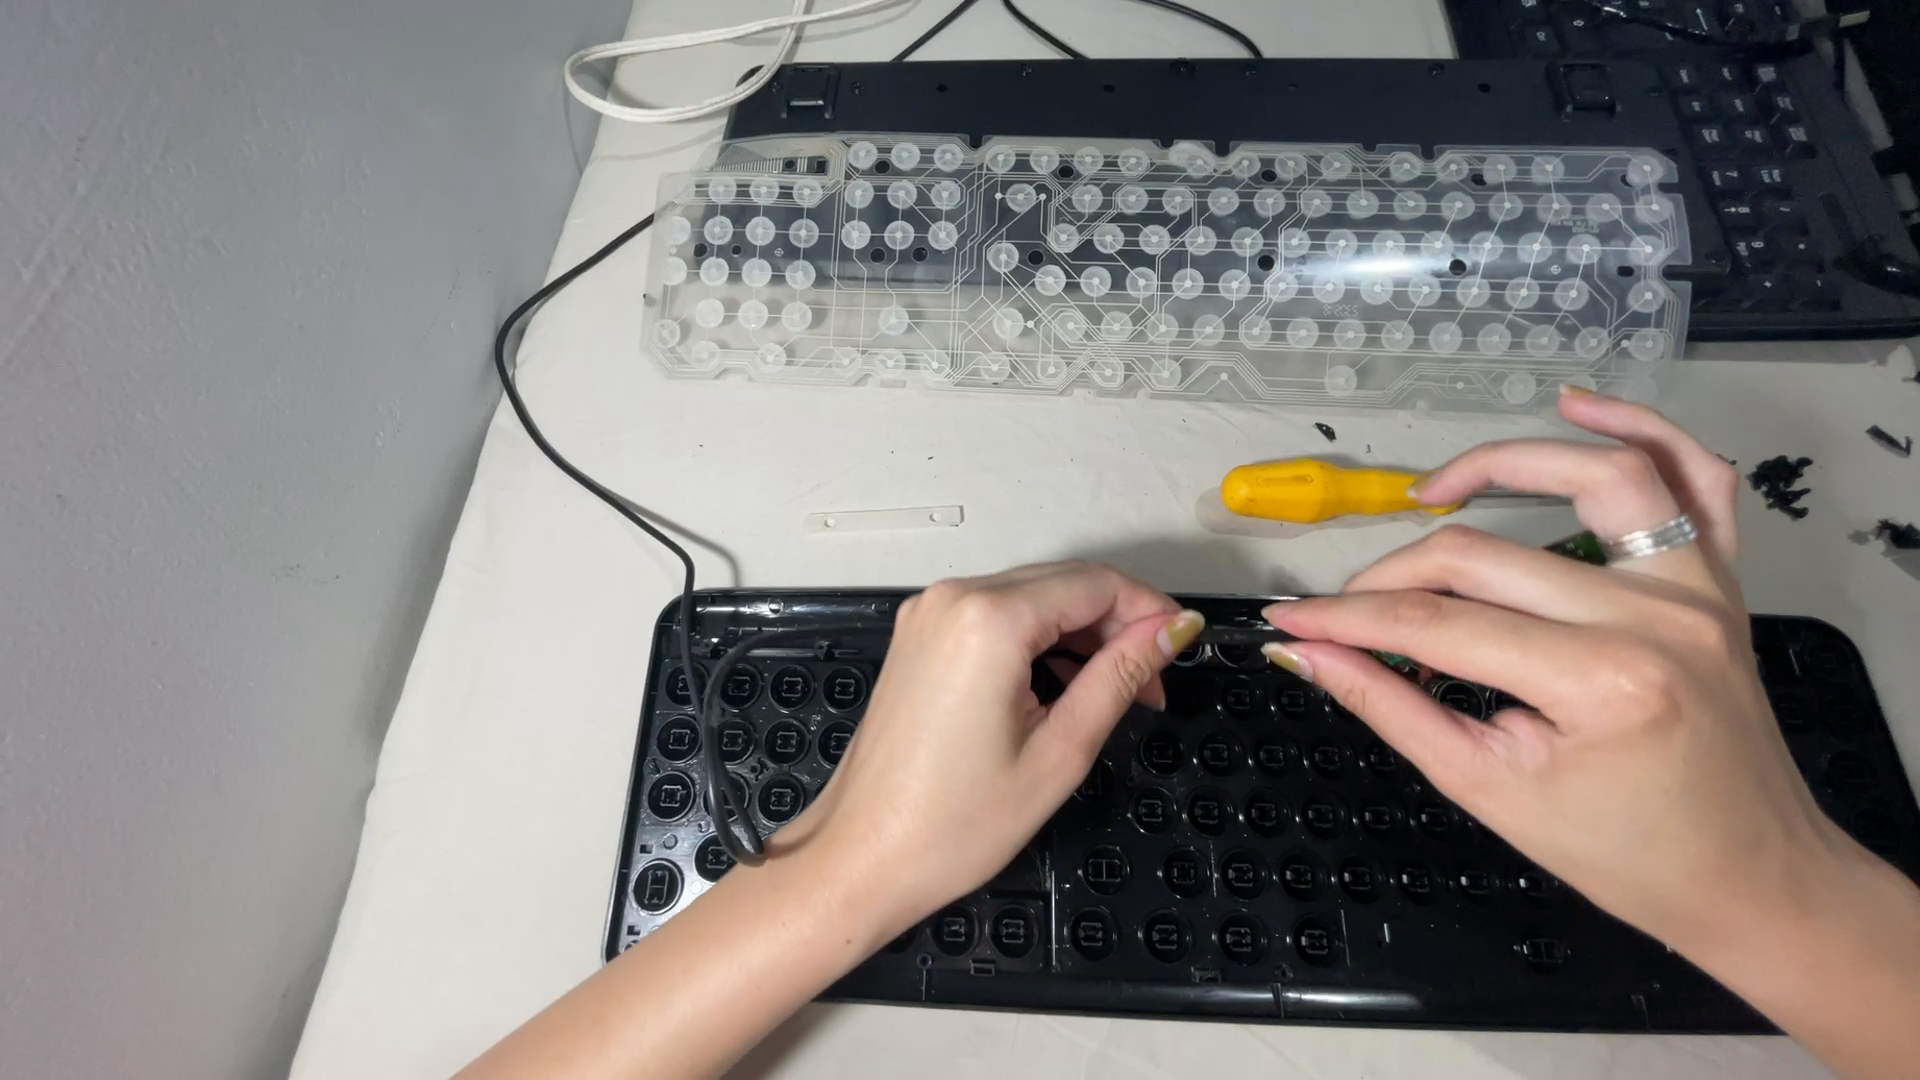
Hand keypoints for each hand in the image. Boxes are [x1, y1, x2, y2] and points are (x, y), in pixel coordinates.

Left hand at [794, 561, 1203, 936]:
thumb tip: (1175, 627)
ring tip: (1113, 693)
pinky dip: (1035, 641)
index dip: (1148, 608)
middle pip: (1061, 583)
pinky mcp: (918, 633)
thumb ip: (1120, 676)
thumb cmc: (957, 823)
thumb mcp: (1060, 751)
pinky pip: (994, 616)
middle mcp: (952, 596)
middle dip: (1116, 624)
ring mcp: (928, 611)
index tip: (1183, 644)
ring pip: (1029, 598)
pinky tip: (1059, 686)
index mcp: (988, 618)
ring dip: (1077, 634)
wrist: (859, 857)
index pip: (1094, 583)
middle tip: (1152, 684)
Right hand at [1261, 388, 1919, 1077]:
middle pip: (1477, 558)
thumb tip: (1304, 654)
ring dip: (1500, 466)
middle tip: (1338, 614)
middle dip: (1383, 581)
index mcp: (1599, 681)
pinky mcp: (1714, 580)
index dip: (1342, 619)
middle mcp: (1653, 615)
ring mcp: (1694, 586)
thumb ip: (1384, 704)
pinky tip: (1579, 406)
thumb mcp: (1479, 785)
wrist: (1749, 878)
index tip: (1285, 619)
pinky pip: (1696, 478)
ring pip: (1590, 478)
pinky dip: (1641, 429)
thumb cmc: (1615, 849)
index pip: (1432, 623)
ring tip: (1430, 491)